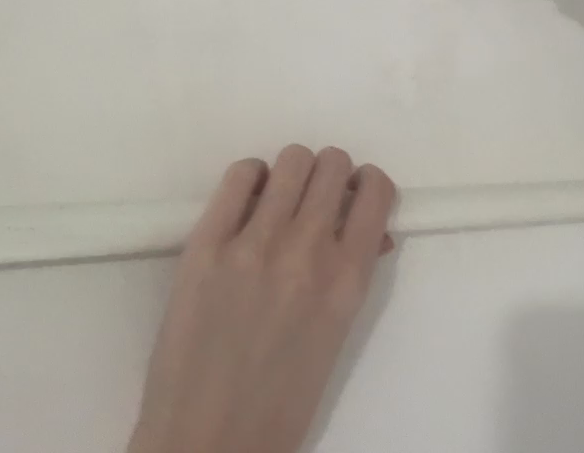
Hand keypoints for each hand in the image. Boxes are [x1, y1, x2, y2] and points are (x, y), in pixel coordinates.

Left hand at [129, 146, 396, 452]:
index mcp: (347, 280)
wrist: (207, 439)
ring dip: (292, 173)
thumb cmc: (282, 397)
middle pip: (332, 162)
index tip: (352, 196)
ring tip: (279, 201)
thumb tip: (368, 230)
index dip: (366, 184)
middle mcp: (307, 250)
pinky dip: (250, 179)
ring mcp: (254, 243)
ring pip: (290, 159)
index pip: (376, 189)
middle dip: (329, 175)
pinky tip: (246, 203)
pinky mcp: (206, 243)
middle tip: (314, 200)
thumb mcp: (336, 336)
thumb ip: (353, 274)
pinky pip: (239, 174)